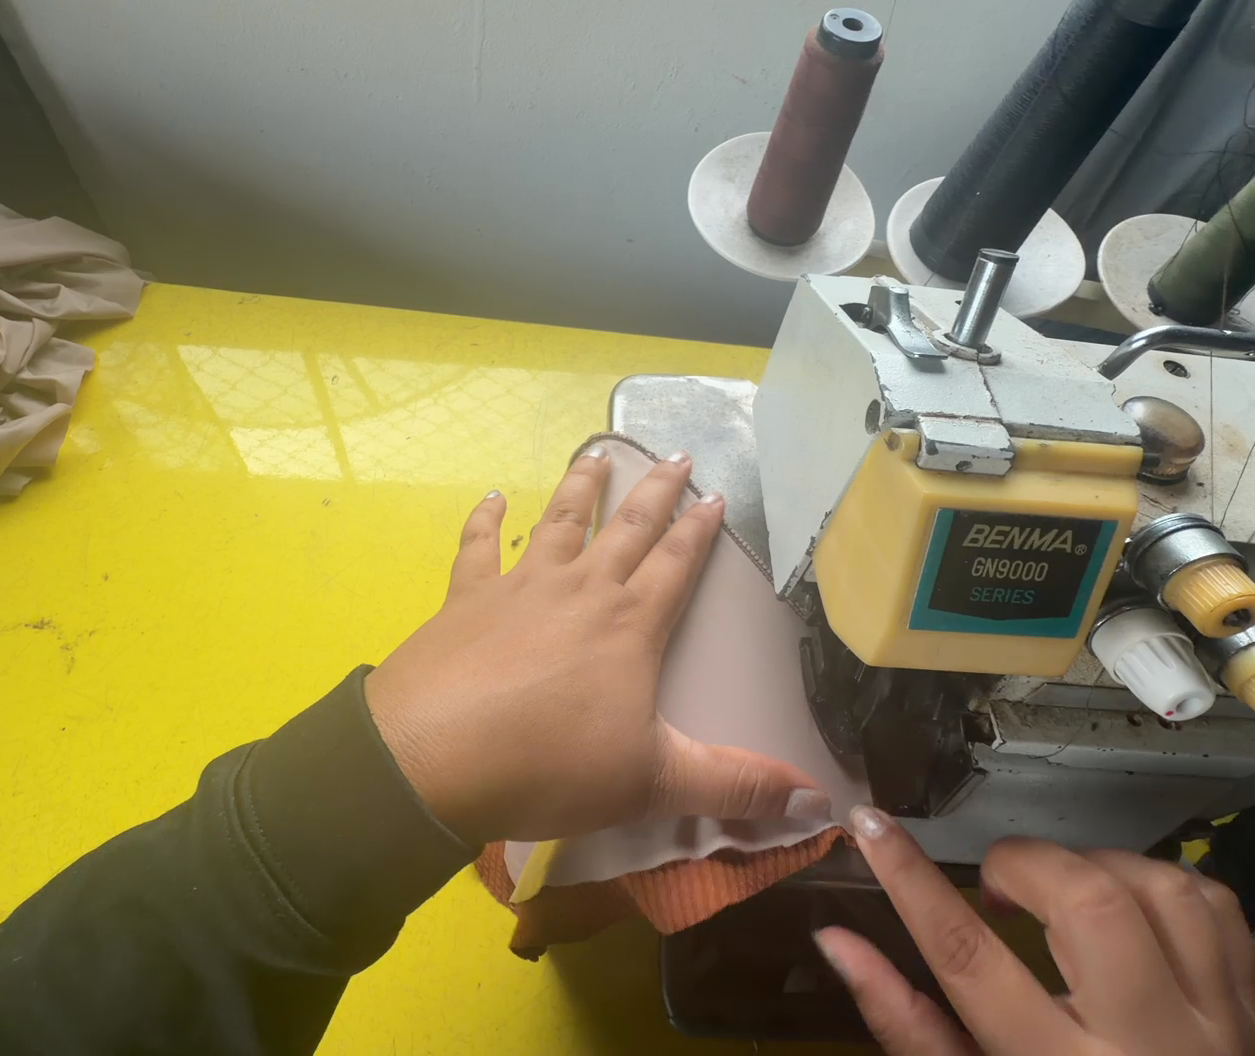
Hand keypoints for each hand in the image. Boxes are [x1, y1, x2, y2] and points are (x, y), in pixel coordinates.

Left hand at [365, 445, 829, 845]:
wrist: (434, 760)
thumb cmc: (550, 767)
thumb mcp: (652, 784)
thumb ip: (733, 785)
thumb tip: (820, 802)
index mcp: (629, 625)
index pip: (675, 564)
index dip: (699, 531)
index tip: (715, 495)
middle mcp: (580, 590)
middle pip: (627, 528)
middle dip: (656, 491)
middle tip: (675, 455)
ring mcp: (520, 587)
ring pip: (558, 520)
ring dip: (581, 485)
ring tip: (597, 451)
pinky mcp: (467, 597)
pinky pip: (477, 546)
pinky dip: (484, 519)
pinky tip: (489, 496)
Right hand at [817, 808, 1254, 1055]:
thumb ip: (902, 1019)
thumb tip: (833, 937)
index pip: (966, 956)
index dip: (908, 878)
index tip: (868, 822)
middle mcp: (1144, 1046)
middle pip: (1087, 904)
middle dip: (1023, 865)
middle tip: (998, 892)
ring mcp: (1214, 1028)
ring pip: (1157, 890)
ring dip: (1090, 867)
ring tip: (1057, 896)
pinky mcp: (1251, 1010)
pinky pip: (1209, 902)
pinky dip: (1152, 879)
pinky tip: (1120, 903)